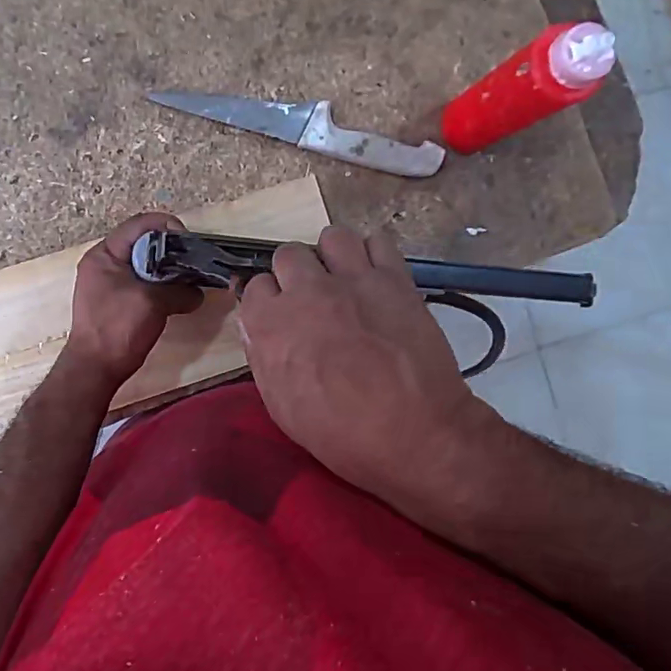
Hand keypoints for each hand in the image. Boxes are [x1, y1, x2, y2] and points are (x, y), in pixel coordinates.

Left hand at [64, 212, 205, 383]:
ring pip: (145, 264)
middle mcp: (105, 263)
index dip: (166, 226)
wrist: (96, 368)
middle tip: (193, 260)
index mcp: (104, 255)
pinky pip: (143, 282)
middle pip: (143, 243)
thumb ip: (179, 291)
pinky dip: (161, 285)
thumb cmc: (118, 328)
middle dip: (170, 250)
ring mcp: (110, 282)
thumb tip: (197, 293)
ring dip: (168, 270)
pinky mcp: (118, 299)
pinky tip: (178, 296)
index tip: (188, 242)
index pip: (139, 225)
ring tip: (190, 278)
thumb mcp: (153, 302)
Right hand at [237, 226, 496, 514]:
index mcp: (271, 324)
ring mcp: (352, 279)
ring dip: (333, 255)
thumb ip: (263, 357)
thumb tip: (256, 327)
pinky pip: (377, 241)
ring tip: (345, 280)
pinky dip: (374, 254)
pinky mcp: (394, 278)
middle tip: (313, 300)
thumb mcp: (283, 407)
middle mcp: (307, 291)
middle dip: (295, 274)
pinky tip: (377, 278)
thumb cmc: (342, 433)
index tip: (281, 316)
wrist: (415, 432)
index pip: (254, 287)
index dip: (268, 302)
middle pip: (288, 255)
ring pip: (332, 237)